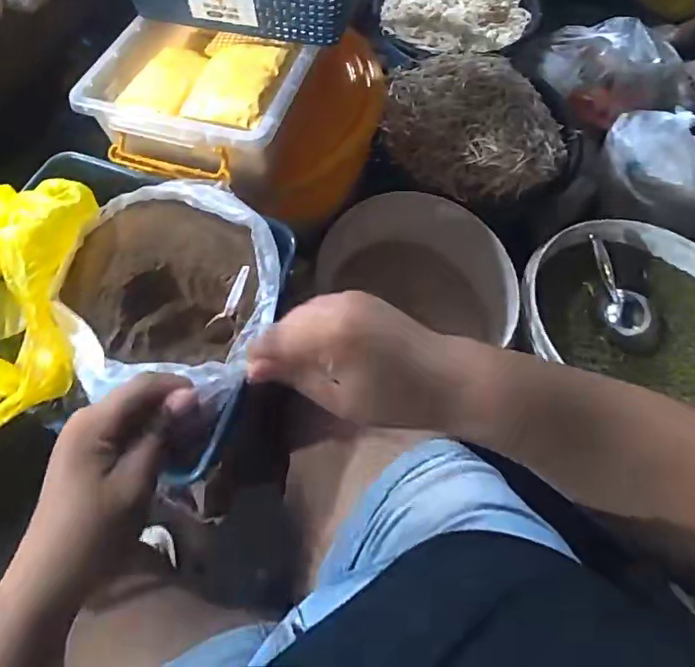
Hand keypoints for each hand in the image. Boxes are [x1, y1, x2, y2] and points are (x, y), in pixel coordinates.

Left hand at [24, 374, 199, 587]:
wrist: (46, 581)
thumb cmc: (93, 533)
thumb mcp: (135, 482)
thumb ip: (161, 433)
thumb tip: (190, 394)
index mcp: (93, 420)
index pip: (144, 384)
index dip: (178, 387)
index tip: (209, 403)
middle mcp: (86, 418)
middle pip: (138, 395)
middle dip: (172, 403)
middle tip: (204, 422)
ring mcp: (83, 435)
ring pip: (133, 412)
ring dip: (162, 420)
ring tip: (191, 436)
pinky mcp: (86, 452)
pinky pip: (123, 430)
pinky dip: (147, 435)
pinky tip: (167, 451)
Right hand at [246, 292, 463, 429]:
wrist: (444, 376)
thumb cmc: (394, 399)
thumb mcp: (339, 399)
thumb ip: (294, 377)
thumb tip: (253, 368)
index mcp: (330, 330)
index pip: (275, 336)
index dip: (257, 356)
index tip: (250, 377)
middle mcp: (336, 303)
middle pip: (286, 320)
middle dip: (273, 344)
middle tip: (267, 374)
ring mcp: (349, 295)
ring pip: (302, 311)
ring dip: (291, 333)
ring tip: (290, 363)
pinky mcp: (359, 296)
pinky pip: (320, 307)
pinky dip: (310, 325)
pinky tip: (314, 347)